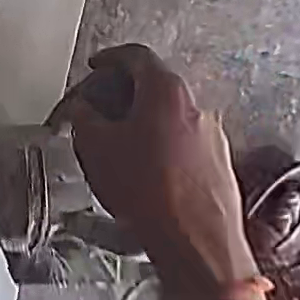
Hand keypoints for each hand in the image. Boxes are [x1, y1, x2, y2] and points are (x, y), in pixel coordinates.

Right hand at [53, 44, 257, 291]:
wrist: (196, 243)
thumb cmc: (148, 191)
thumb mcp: (95, 148)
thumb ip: (84, 118)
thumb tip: (83, 110)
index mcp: (166, 92)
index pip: (135, 57)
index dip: (109, 58)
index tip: (96, 64)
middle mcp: (195, 107)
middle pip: (153, 85)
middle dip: (120, 94)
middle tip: (95, 110)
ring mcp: (210, 135)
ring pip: (167, 116)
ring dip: (139, 122)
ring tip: (113, 146)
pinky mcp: (216, 164)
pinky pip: (180, 142)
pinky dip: (157, 145)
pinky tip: (140, 171)